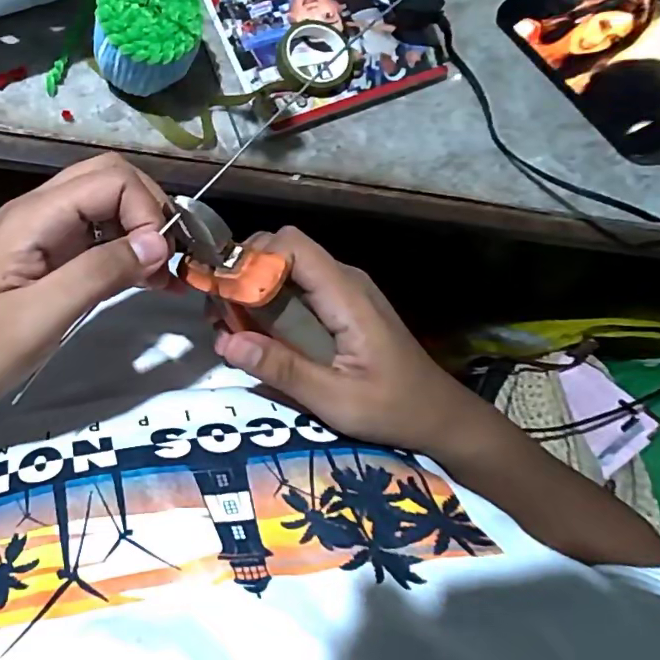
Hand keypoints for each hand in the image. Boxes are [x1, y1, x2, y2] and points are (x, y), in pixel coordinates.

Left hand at [0, 154, 172, 437]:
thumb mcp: (40, 317)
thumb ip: (99, 273)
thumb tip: (159, 242)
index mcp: (33, 217)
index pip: (110, 180)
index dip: (146, 211)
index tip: (161, 260)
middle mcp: (41, 212)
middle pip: (111, 180)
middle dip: (151, 212)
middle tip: (170, 261)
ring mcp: (46, 233)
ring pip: (109, 205)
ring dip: (144, 231)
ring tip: (167, 275)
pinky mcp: (52, 257)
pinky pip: (101, 236)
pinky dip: (131, 251)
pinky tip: (150, 280)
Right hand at [212, 227, 494, 463]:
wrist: (438, 415)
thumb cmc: (393, 408)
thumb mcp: (335, 399)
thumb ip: (282, 369)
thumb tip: (226, 342)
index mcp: (346, 294)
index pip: (291, 243)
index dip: (253, 260)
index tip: (228, 297)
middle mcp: (342, 280)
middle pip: (281, 248)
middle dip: (244, 273)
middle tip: (221, 315)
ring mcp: (341, 290)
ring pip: (284, 266)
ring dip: (251, 289)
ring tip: (229, 328)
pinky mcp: (337, 305)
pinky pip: (295, 287)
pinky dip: (267, 302)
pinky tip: (254, 334)